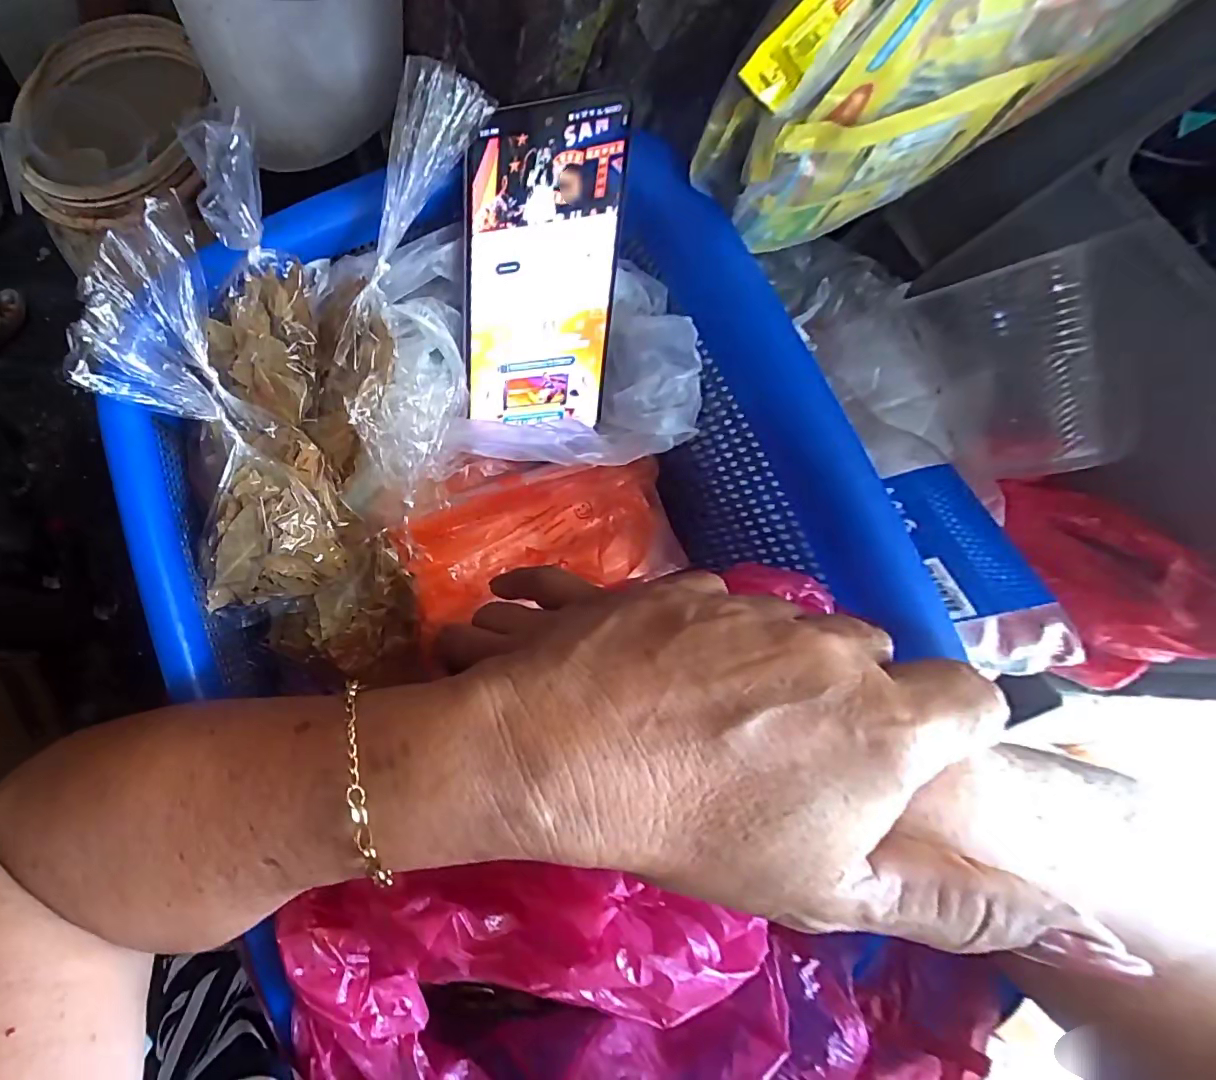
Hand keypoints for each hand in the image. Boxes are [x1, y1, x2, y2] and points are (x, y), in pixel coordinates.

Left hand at [441, 566, 1112, 956]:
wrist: (553, 756)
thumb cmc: (682, 829)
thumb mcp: (818, 890)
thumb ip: (944, 899)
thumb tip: (1055, 908)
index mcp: (884, 720)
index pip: (965, 697)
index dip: (935, 718)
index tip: (895, 740)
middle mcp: (819, 646)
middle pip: (861, 649)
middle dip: (836, 680)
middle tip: (777, 722)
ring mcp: (735, 609)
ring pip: (777, 619)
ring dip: (759, 648)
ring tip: (703, 692)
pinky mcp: (663, 588)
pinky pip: (701, 599)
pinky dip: (692, 622)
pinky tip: (654, 656)